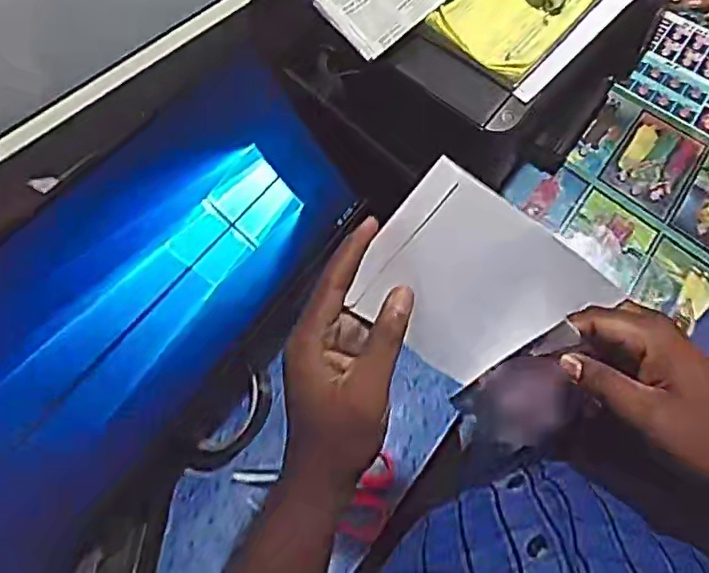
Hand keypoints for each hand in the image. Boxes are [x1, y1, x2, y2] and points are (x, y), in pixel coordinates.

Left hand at [282, 218, 413, 498]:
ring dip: (370, 298)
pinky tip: (390, 314)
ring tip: (394, 273)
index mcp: (309, 339)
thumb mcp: (369, 386)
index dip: (351, 251)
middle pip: (338, 291)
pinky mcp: (331, 362)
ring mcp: (320, 350)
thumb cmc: (336, 441)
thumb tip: (399, 298)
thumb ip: (386, 337)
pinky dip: (372, 322)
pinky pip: (354, 330)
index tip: (367, 227)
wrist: (322, 480)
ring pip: (348, 311)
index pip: (331, 283)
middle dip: (361, 266)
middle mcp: (310, 339)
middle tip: (383, 238)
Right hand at [560, 304, 708, 500]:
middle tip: (548, 360)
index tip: (536, 351)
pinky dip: (605, 359)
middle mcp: (654, 326)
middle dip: (573, 338)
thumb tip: (564, 360)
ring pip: (611, 333)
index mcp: (650, 331)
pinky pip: (624, 346)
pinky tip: (591, 378)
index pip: (593, 318)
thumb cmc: (701, 436)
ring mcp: (661, 340)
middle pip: (600, 320)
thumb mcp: (646, 414)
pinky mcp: (663, 357)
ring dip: (588, 348)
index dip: (562, 332)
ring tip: (564, 369)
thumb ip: (602, 382)